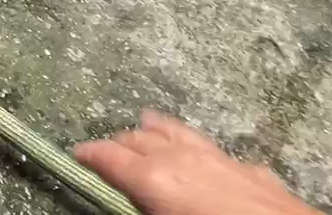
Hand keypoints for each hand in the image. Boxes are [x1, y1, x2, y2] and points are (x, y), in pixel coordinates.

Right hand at [74, 111, 321, 214]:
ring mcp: (221, 161)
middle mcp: (179, 159)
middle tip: (107, 156)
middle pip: (136, 138)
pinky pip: (218, 153)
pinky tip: (210, 164)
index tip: (74, 157)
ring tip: (145, 126)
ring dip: (155, 132)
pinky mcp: (257, 172)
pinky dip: (202, 154)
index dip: (86, 155)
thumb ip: (143, 208)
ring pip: (175, 132)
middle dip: (118, 144)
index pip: (105, 155)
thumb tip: (127, 200)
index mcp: (153, 180)